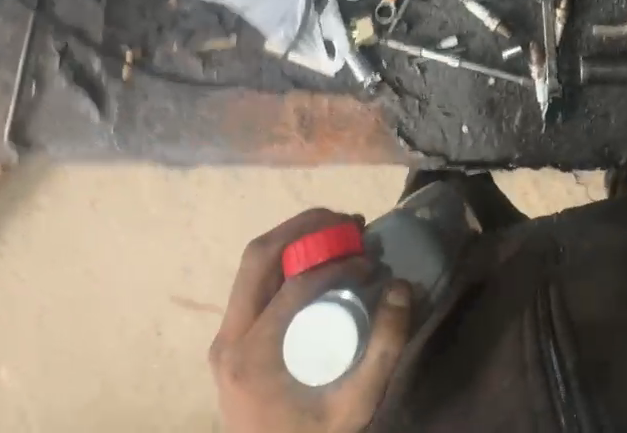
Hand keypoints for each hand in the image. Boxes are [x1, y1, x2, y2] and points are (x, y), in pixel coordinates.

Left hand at [211, 208, 412, 432]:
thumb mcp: (359, 403)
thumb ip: (386, 346)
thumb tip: (401, 285)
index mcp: (252, 357)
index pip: (294, 286)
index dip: (337, 263)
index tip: (371, 263)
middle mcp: (228, 340)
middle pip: (259, 258)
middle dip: (307, 227)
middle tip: (351, 224)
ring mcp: (225, 338)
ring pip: (253, 263)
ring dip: (296, 236)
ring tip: (339, 231)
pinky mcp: (232, 339)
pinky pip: (254, 281)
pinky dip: (286, 257)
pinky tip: (318, 257)